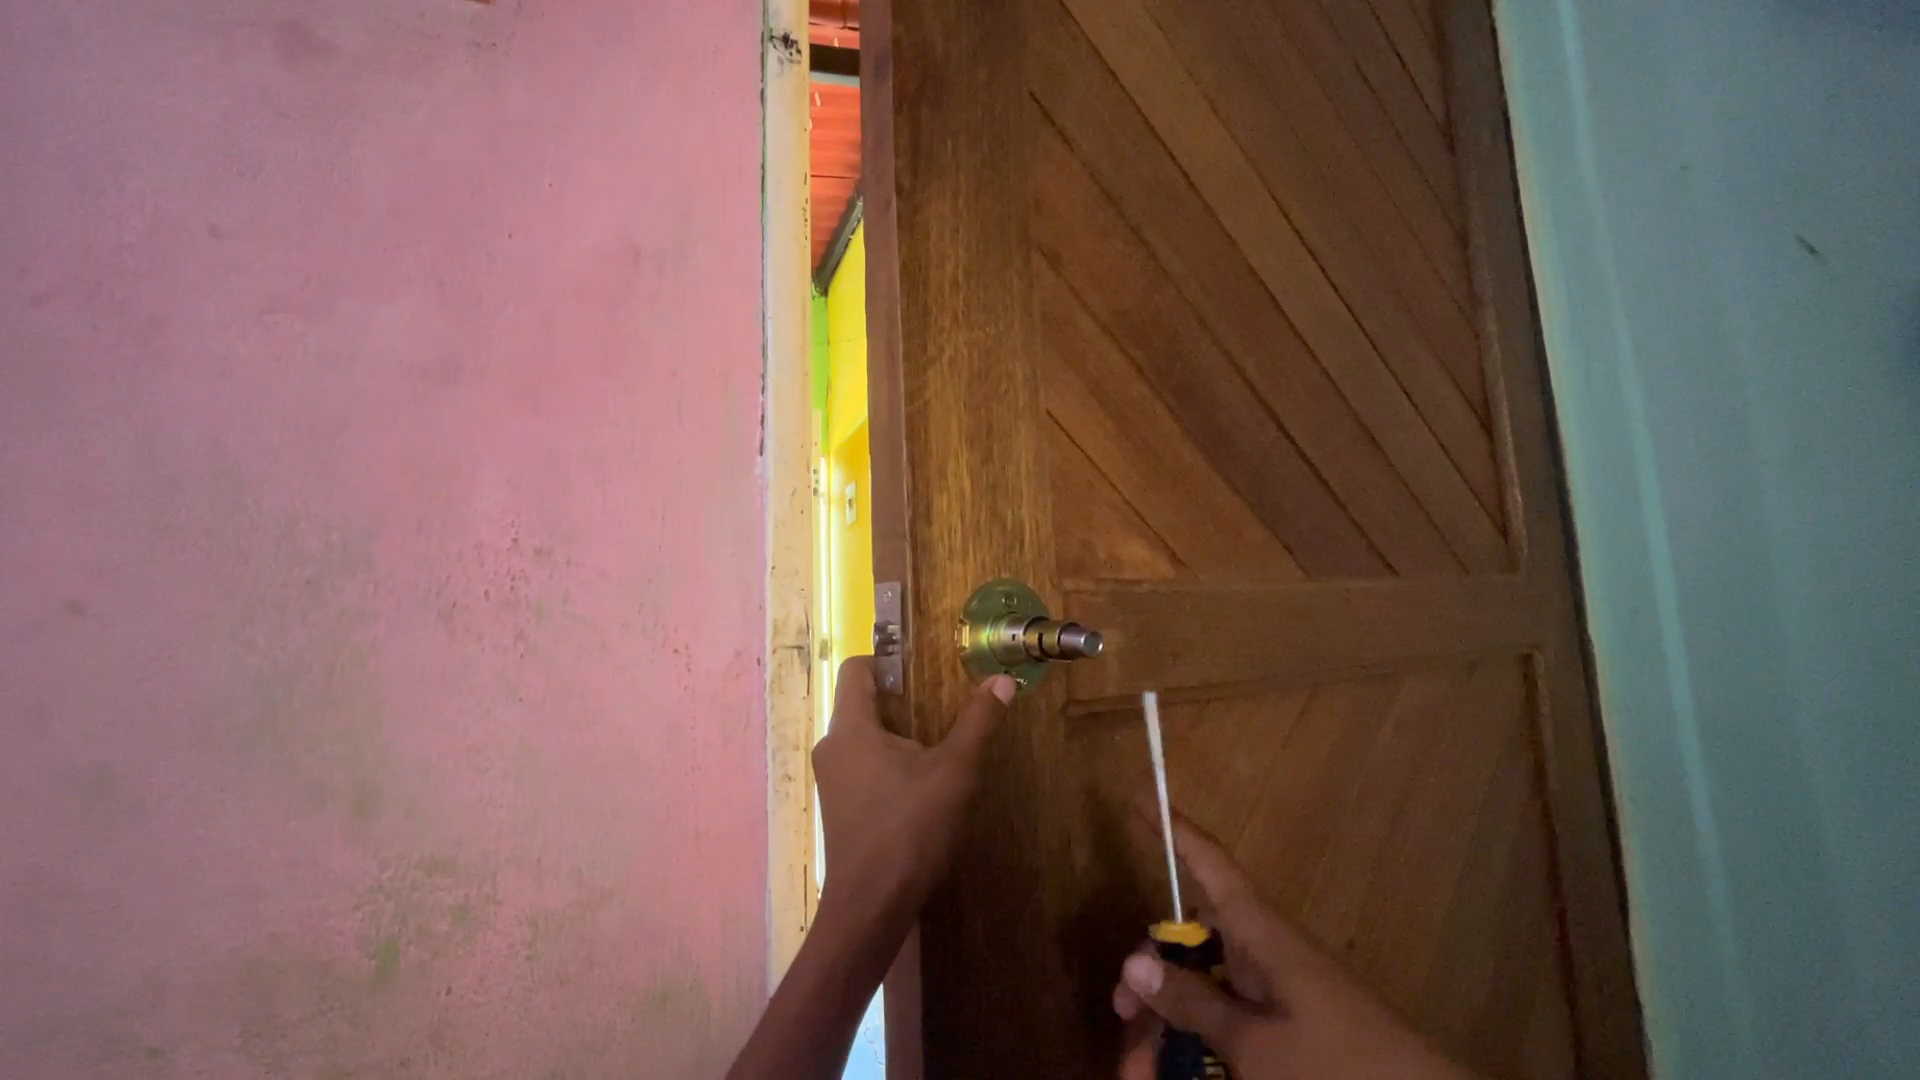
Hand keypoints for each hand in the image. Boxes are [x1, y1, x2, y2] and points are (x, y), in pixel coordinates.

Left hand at [812, 657, 1014, 920]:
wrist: (871, 905)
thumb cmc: (910, 828)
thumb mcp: (954, 771)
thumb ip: (977, 722)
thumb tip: (1001, 680)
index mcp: (850, 727)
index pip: (855, 669)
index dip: (887, 659)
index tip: (924, 668)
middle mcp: (831, 747)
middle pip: (860, 702)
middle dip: (901, 699)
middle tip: (942, 705)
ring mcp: (831, 780)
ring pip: (862, 737)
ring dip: (896, 733)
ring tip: (937, 744)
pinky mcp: (838, 807)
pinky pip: (860, 766)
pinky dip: (886, 761)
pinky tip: (919, 784)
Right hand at [1112, 805, 1479, 1079]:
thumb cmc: (1340, 1069)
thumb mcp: (1256, 1045)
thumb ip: (1194, 1002)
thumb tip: (1134, 960)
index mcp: (1259, 933)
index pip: (1209, 864)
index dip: (1173, 830)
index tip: (1139, 798)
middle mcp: (1263, 952)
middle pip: (1191, 944)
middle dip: (1151, 980)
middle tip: (1122, 1020)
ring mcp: (1278, 992)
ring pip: (1206, 992)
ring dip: (1170, 1029)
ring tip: (1142, 1076)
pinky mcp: (1292, 1029)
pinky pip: (1231, 1023)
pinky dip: (1201, 1048)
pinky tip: (1180, 1076)